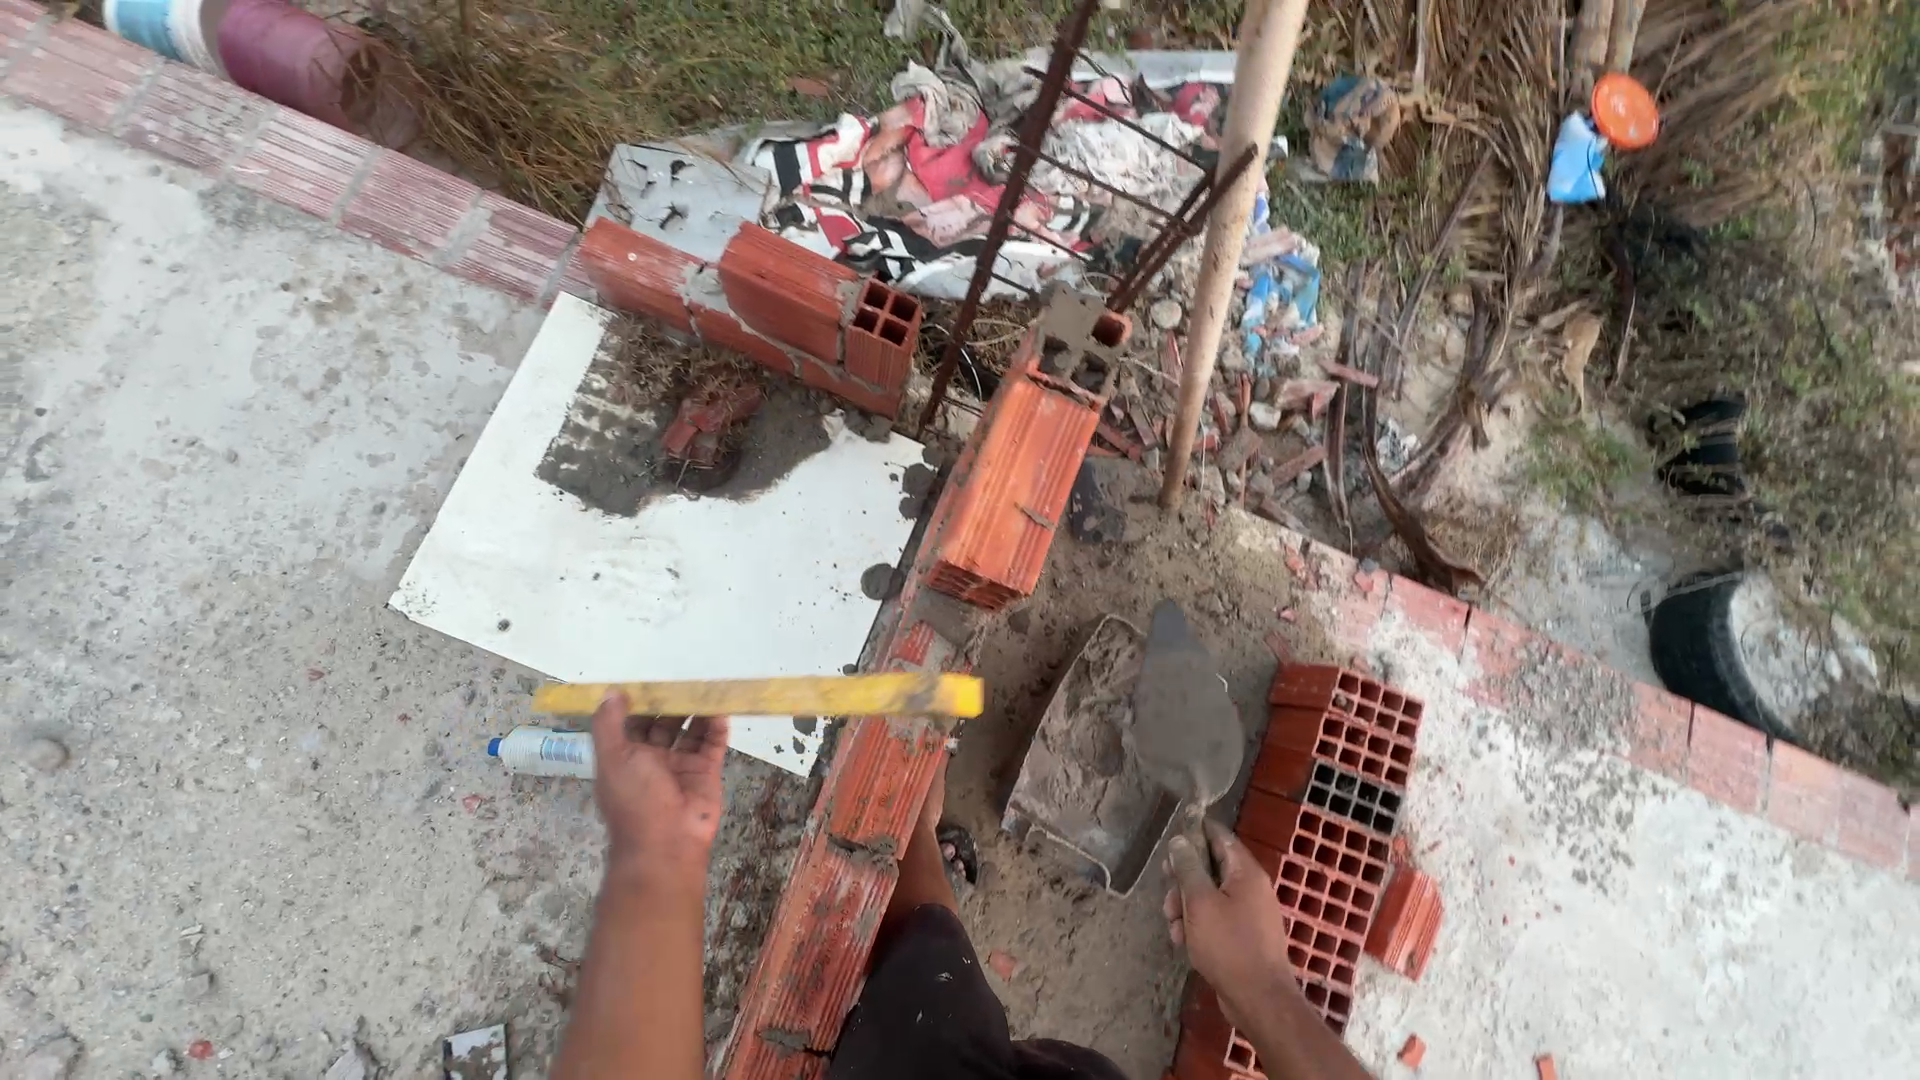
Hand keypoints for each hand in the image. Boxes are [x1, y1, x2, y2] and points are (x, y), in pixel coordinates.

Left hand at [590, 693, 729, 892]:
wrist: (665, 844)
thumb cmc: (634, 799)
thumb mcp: (613, 758)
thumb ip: (609, 725)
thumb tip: (611, 692)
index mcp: (627, 757)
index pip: (634, 722)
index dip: (643, 701)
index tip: (652, 677)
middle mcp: (654, 759)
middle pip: (666, 723)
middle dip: (675, 702)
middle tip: (687, 677)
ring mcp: (682, 765)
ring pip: (691, 731)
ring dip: (698, 711)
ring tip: (709, 687)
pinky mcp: (706, 771)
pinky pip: (713, 744)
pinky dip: (717, 728)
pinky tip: (721, 711)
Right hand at [1163, 819, 1298, 1027]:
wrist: (1259, 1001)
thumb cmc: (1228, 945)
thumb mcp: (1200, 902)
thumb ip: (1188, 867)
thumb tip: (1180, 840)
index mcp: (1246, 872)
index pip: (1219, 836)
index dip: (1194, 831)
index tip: (1171, 837)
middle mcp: (1251, 888)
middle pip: (1210, 867)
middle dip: (1183, 879)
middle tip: (1166, 892)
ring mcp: (1249, 913)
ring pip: (1209, 895)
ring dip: (1186, 905)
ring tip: (1172, 924)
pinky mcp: (1243, 936)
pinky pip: (1215, 918)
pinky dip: (1197, 925)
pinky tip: (1183, 941)